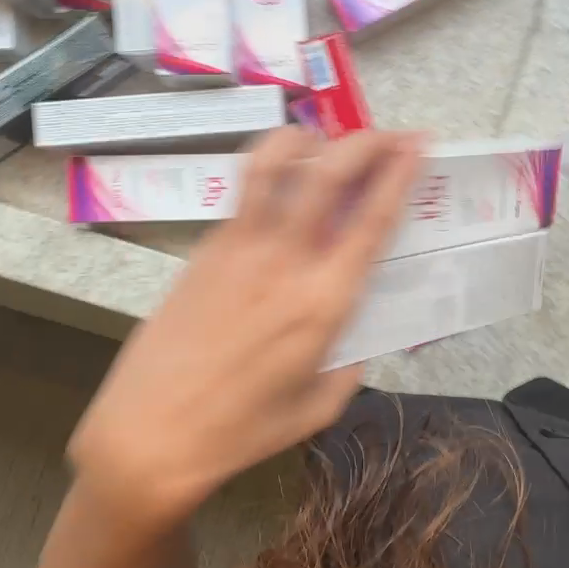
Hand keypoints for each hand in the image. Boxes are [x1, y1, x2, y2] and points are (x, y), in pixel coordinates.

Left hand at [67, 128, 423, 529]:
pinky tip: (280, 188)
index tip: (418, 146)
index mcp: (324, 303)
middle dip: (366, 142)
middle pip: (328, 173)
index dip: (400, 174)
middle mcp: (284, 261)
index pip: (371, 220)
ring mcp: (238, 248)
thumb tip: (359, 334)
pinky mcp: (203, 249)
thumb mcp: (317, 407)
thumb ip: (350, 364)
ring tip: (323, 139)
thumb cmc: (242, 431)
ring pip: (272, 165)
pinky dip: (270, 173)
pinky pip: (243, 194)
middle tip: (390, 134)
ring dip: (305, 139)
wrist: (150, 433)